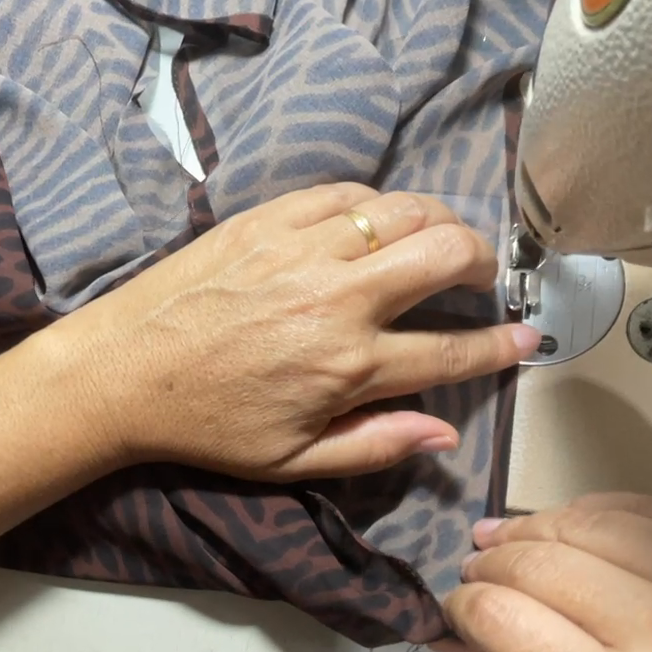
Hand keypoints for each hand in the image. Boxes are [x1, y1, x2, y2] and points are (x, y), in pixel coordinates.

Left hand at [47, 183, 536, 480]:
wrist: (124, 371)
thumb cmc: (204, 422)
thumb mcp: (288, 461)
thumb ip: (372, 445)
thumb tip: (445, 433)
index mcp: (347, 366)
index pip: (452, 350)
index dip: (501, 344)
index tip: (527, 336)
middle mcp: (338, 299)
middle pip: (447, 254)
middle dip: (483, 261)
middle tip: (479, 275)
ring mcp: (302, 251)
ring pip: (404, 211)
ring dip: (438, 221)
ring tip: (435, 241)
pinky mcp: (266, 220)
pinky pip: (344, 191)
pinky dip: (374, 201)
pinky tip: (372, 221)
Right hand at [442, 494, 651, 651]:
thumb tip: (453, 634)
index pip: (496, 616)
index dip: (460, 606)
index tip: (459, 608)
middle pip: (532, 556)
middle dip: (488, 562)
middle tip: (479, 572)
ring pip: (585, 516)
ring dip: (535, 528)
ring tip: (515, 542)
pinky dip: (605, 518)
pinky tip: (589, 536)